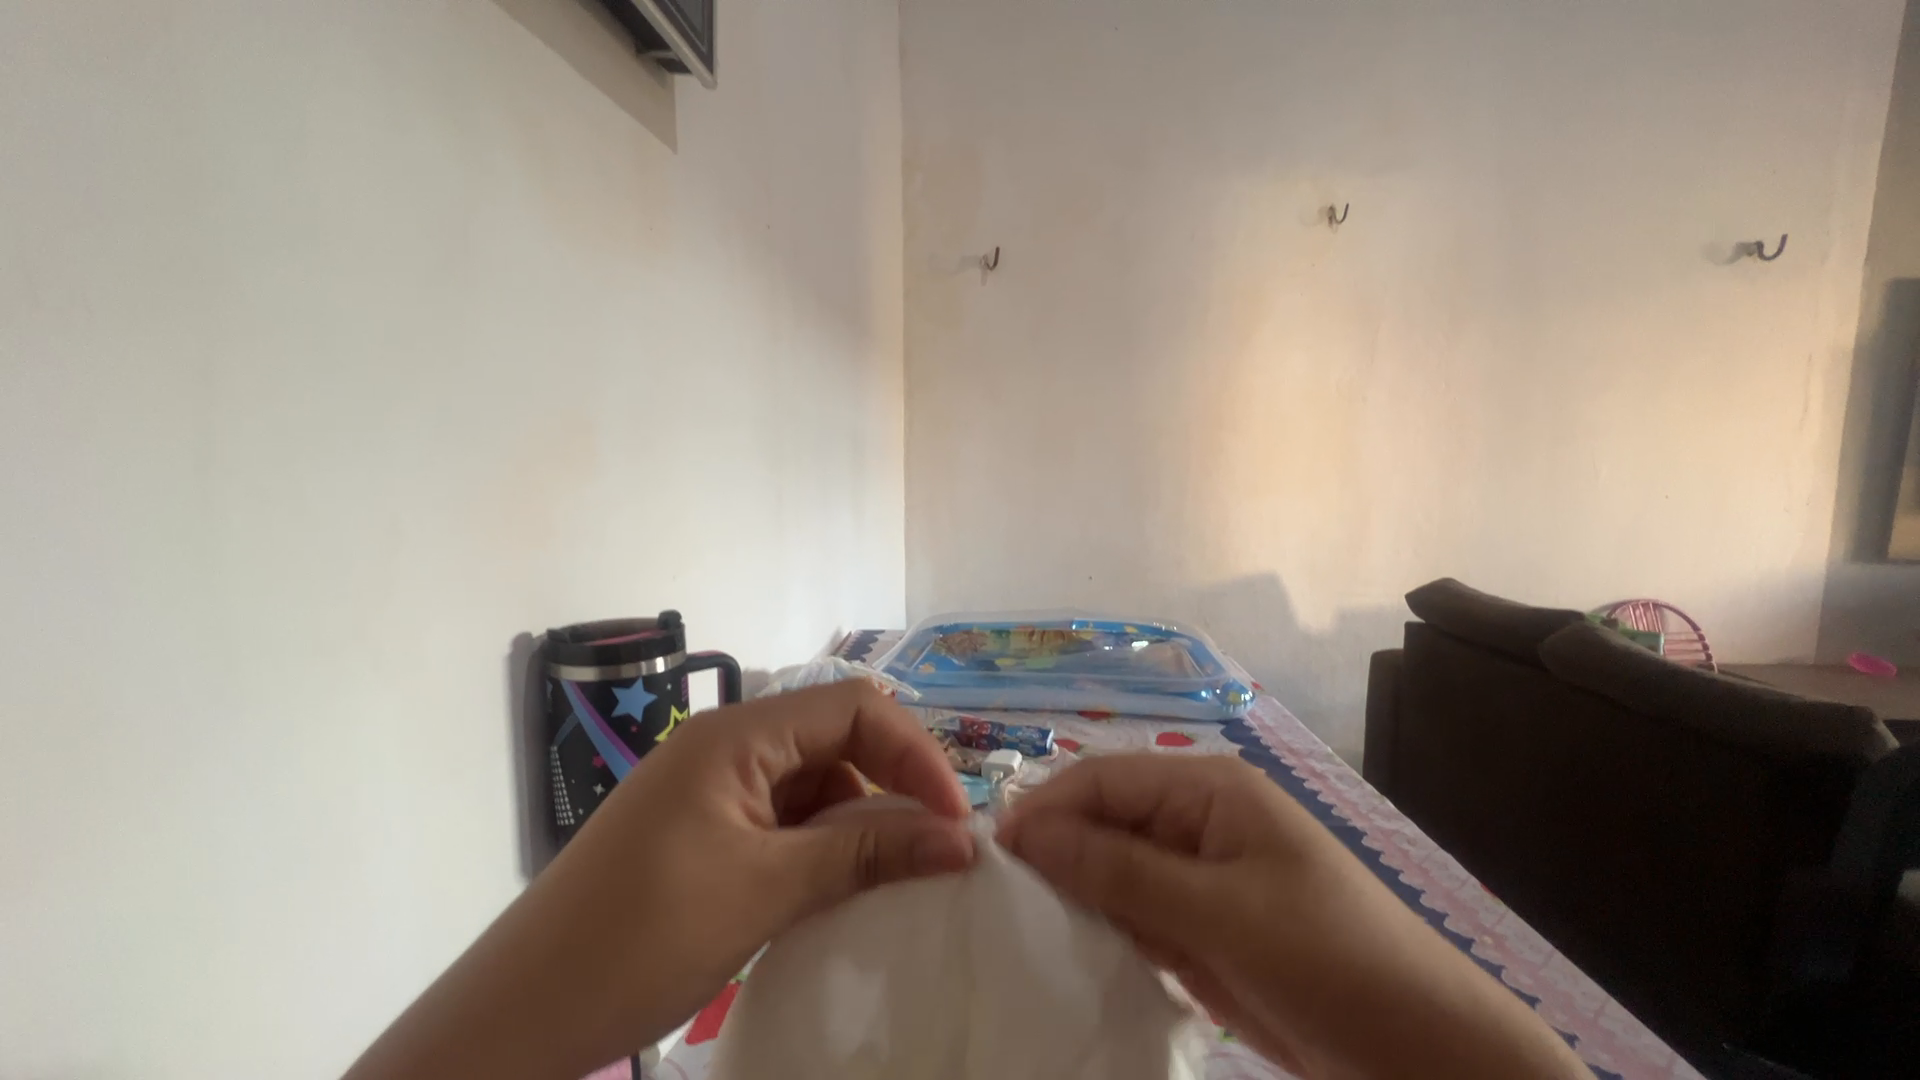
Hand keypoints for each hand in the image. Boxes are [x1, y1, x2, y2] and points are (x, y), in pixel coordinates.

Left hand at [344, 680, 973, 1079]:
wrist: (515, 1020)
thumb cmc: (640, 940)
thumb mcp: (767, 891)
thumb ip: (868, 854)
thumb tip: (963, 840)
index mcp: (736, 735)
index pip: (853, 707)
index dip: (913, 753)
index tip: (953, 821)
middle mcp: (726, 746)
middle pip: (836, 738)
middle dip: (893, 785)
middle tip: (937, 849)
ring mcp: (712, 789)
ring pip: (814, 782)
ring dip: (860, 820)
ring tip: (893, 876)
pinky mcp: (704, 830)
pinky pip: (785, 818)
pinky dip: (823, 845)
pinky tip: (840, 886)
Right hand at [998, 755, 1590, 1079]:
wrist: (1422, 1053)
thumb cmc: (1327, 957)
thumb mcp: (1219, 909)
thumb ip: (1120, 869)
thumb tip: (1025, 831)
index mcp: (1208, 789)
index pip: (1105, 779)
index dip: (1047, 807)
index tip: (992, 853)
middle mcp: (1197, 820)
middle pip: (1104, 821)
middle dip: (1055, 852)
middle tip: (998, 898)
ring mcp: (1198, 876)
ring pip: (1112, 869)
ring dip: (1073, 894)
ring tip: (1020, 926)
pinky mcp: (1200, 926)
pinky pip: (1134, 913)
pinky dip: (1103, 929)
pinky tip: (1069, 952)